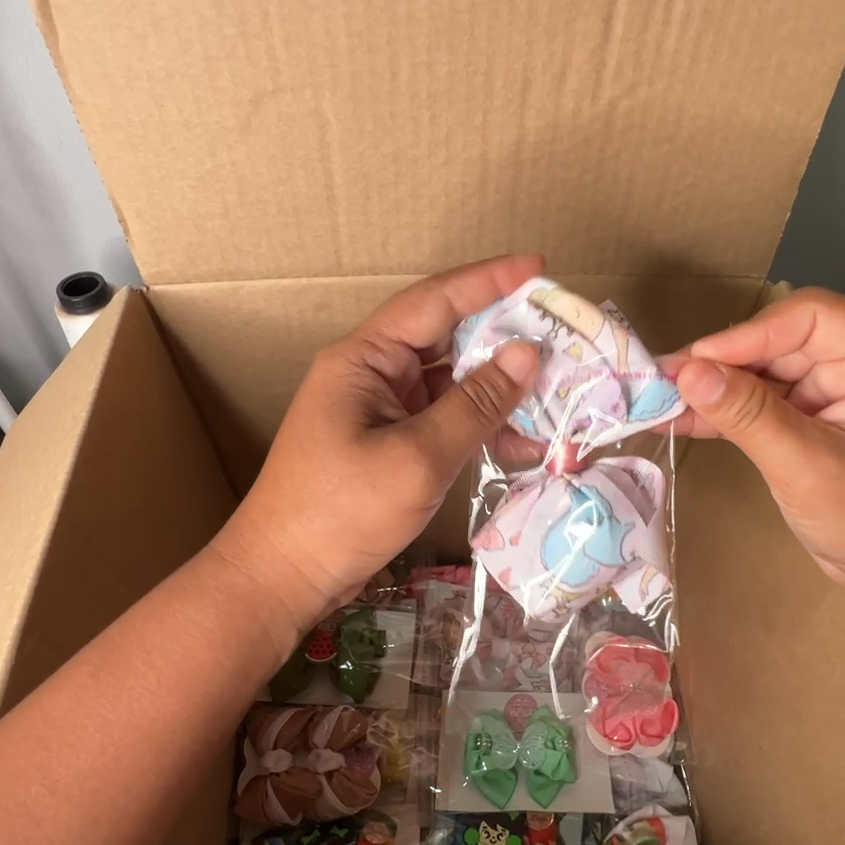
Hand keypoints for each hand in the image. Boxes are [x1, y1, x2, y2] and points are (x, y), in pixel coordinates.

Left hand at [215, 254, 542, 639]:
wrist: (284, 576)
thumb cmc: (341, 511)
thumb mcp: (418, 456)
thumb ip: (476, 405)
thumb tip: (527, 355)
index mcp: (365, 359)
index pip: (435, 301)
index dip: (489, 280)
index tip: (539, 267)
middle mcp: (371, 374)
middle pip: (445, 338)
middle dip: (503, 337)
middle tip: (560, 336)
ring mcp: (379, 410)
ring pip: (449, 382)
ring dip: (497, 389)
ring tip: (554, 395)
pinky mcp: (387, 444)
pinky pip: (442, 420)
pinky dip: (478, 427)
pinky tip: (519, 444)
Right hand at [665, 287, 844, 601]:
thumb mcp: (807, 466)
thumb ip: (747, 415)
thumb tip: (686, 372)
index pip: (810, 317)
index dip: (747, 334)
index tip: (693, 363)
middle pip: (780, 341)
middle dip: (721, 363)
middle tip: (661, 381)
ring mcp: (835, 391)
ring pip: (763, 371)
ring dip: (714, 388)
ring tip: (658, 400)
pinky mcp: (813, 418)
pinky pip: (762, 402)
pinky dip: (724, 412)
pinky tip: (678, 418)